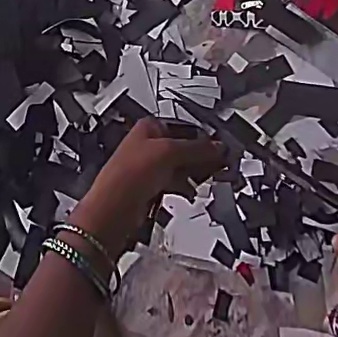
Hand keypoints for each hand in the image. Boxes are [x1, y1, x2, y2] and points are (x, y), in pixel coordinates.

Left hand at [72, 118, 224, 252]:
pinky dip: (185, 187)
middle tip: (222, 165)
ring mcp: (150, 167)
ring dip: (196, 174)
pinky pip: (176, 184)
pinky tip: (190, 192)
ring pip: (182, 168)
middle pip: (185, 148)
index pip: (185, 127)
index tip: (222, 148)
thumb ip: (197, 149)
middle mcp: (149, 145)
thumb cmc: (127, 174)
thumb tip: (218, 147)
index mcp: (149, 127)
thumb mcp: (169, 152)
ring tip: (209, 179)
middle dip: (202, 158)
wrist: (114, 209)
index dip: (204, 137)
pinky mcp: (152, 188)